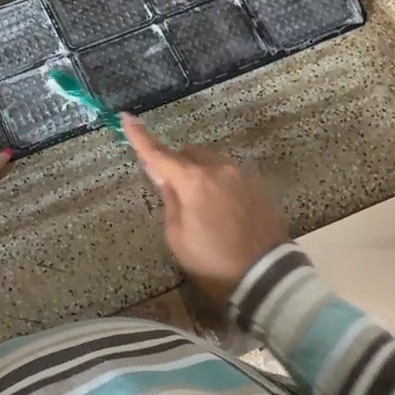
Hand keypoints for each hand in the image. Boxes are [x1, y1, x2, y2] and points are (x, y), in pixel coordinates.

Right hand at [122, 113, 285, 301]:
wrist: (267, 276)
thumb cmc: (214, 262)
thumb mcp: (178, 237)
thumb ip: (169, 200)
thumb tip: (163, 176)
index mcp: (193, 181)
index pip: (159, 154)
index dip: (140, 136)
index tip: (126, 118)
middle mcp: (218, 168)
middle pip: (187, 154)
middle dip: (177, 166)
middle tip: (175, 192)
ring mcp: (240, 174)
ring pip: (210, 160)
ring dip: (199, 172)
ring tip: (203, 205)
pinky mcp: (257, 184)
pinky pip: (228, 172)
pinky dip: (218, 181)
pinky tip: (222, 208)